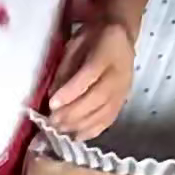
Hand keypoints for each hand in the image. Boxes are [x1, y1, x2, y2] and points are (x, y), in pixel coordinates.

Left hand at [49, 20, 136, 139]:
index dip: (70, 92)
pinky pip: (107, 122)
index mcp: (108, 52)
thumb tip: (53, 95)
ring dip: (79, 125)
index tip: (52, 104)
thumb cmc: (95, 38)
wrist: (123, 39)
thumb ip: (66, 67)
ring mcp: (123, 92)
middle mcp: (120, 74)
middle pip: (96, 98)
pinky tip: (76, 136)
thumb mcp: (77, 42)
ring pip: (102, 114)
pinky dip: (91, 132)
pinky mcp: (121, 104)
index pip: (89, 75)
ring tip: (60, 130)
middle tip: (53, 122)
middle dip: (72, 113)